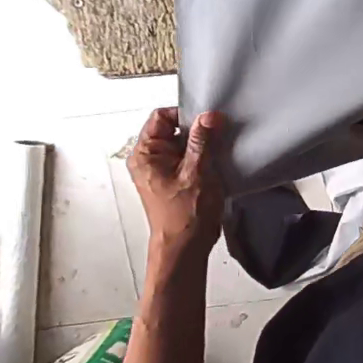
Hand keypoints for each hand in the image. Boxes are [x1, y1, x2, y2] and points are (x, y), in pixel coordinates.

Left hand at [128, 108, 225, 271]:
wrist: (186, 247)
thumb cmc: (185, 216)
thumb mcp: (197, 172)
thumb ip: (202, 141)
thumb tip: (209, 116)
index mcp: (145, 154)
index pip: (162, 117)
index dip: (185, 115)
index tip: (208, 121)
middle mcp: (149, 159)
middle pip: (174, 130)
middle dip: (197, 133)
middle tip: (216, 140)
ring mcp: (161, 170)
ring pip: (184, 145)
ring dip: (203, 147)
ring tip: (217, 155)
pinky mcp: (174, 180)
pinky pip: (189, 159)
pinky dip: (203, 159)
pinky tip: (215, 166)